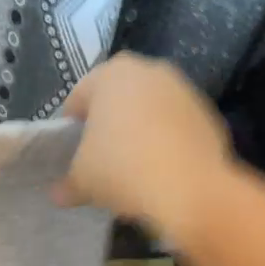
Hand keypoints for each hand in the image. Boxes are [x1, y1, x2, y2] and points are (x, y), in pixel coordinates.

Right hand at [57, 53, 238, 236]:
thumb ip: (67, 184)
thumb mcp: (83, 181)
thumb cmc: (122, 170)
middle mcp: (148, 70)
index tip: (72, 155)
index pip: (78, 97)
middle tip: (101, 160)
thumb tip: (58, 195)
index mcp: (110, 74)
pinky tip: (161, 171)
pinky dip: (166, 142)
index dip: (71, 128)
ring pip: (149, 110)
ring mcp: (183, 89)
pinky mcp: (206, 113)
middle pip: (117, 99)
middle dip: (108, 126)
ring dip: (139, 132)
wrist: (189, 189)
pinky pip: (175, 127)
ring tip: (133, 169)